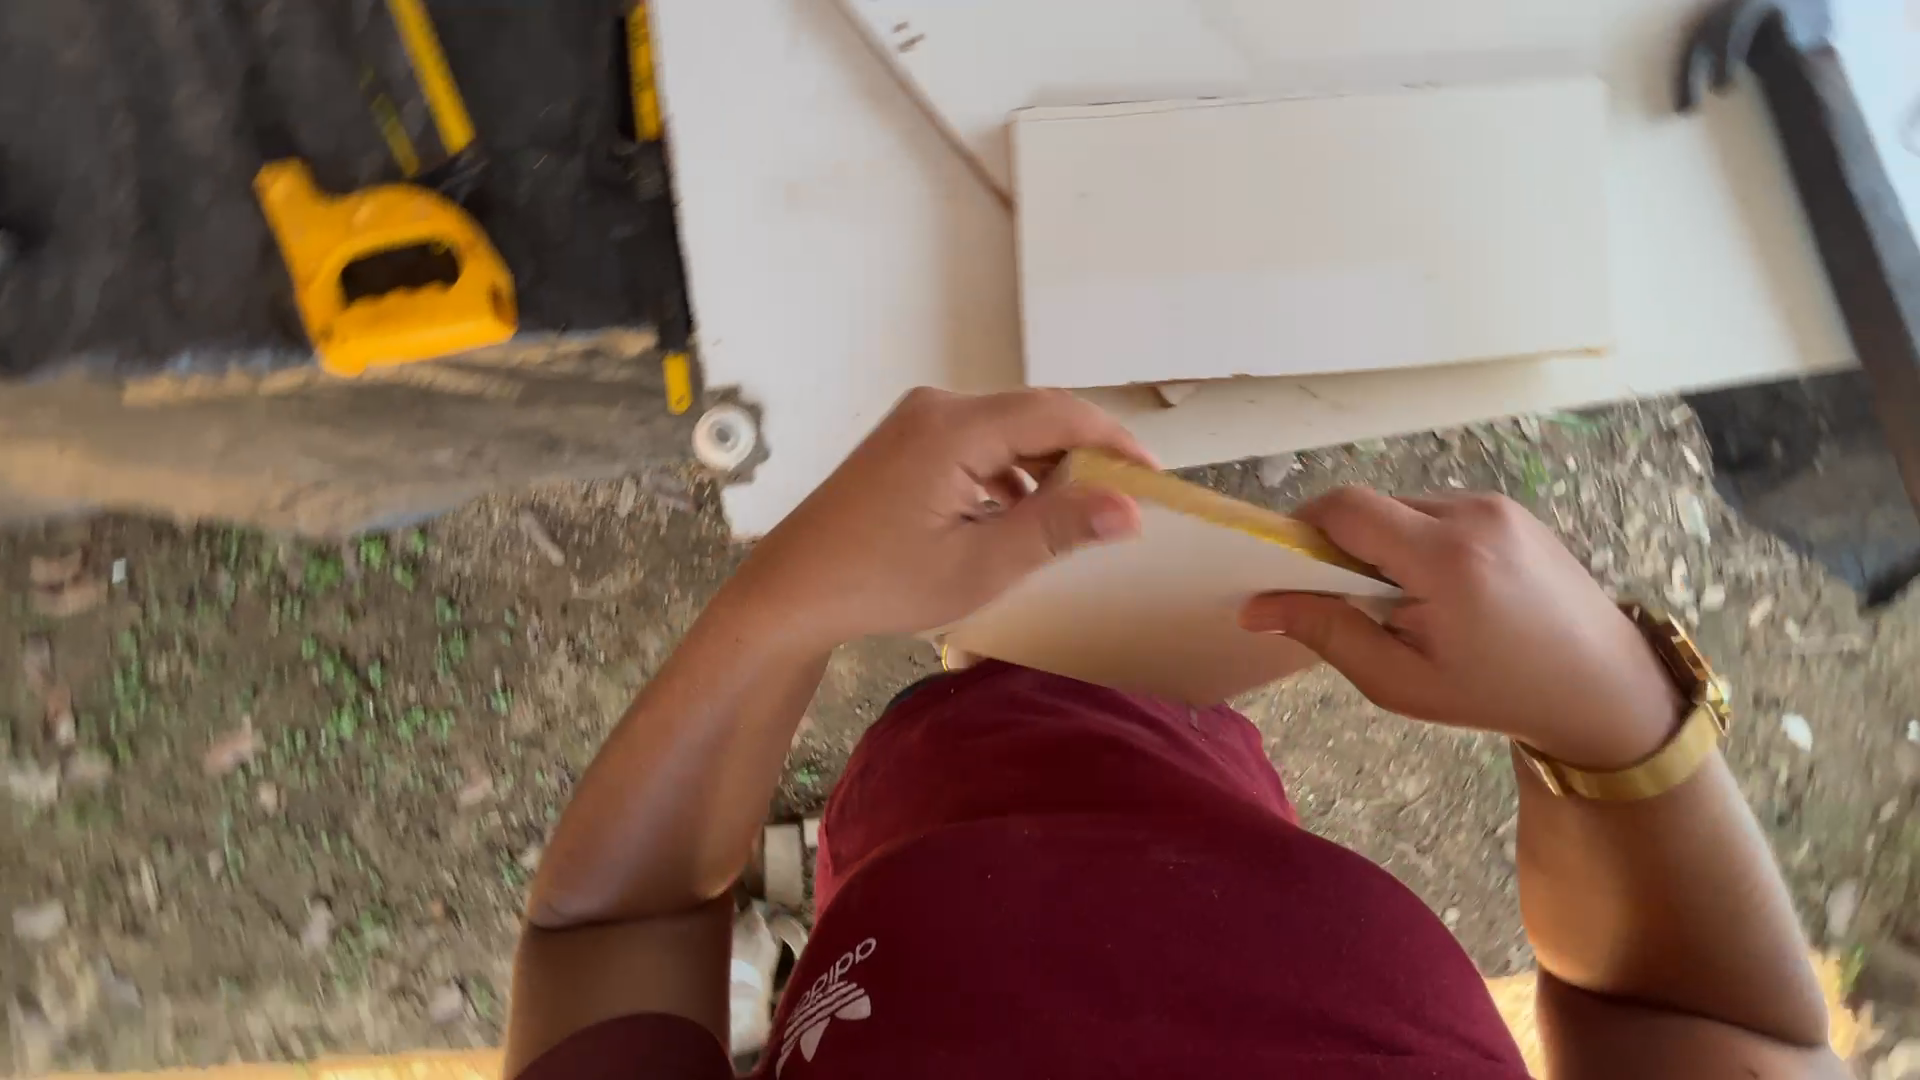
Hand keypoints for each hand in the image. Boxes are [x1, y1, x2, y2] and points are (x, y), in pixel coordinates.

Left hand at [731, 388, 1154, 648]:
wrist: (791, 591)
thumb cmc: (881, 584)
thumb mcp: (978, 565)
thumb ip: (1055, 529)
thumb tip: (1129, 507)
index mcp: (955, 427)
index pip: (1059, 413)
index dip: (1114, 442)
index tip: (1152, 479)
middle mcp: (937, 407)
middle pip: (1033, 416)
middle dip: (1082, 456)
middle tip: (1119, 503)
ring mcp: (917, 421)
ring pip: (1006, 430)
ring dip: (1045, 467)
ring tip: (1073, 516)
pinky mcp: (906, 441)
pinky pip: (976, 445)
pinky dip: (1008, 473)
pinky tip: (1016, 515)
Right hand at [1239, 489, 1683, 769]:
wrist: (1606, 689)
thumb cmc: (1494, 694)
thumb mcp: (1399, 681)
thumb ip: (1326, 634)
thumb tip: (1254, 607)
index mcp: (1447, 558)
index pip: (1345, 508)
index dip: (1302, 527)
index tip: (1289, 566)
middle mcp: (1473, 515)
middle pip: (1368, 505)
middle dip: (1339, 542)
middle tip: (1344, 595)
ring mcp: (1496, 506)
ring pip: (1397, 505)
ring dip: (1376, 541)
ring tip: (1395, 595)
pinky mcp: (1508, 509)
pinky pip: (1430, 510)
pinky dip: (1410, 538)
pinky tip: (1431, 584)